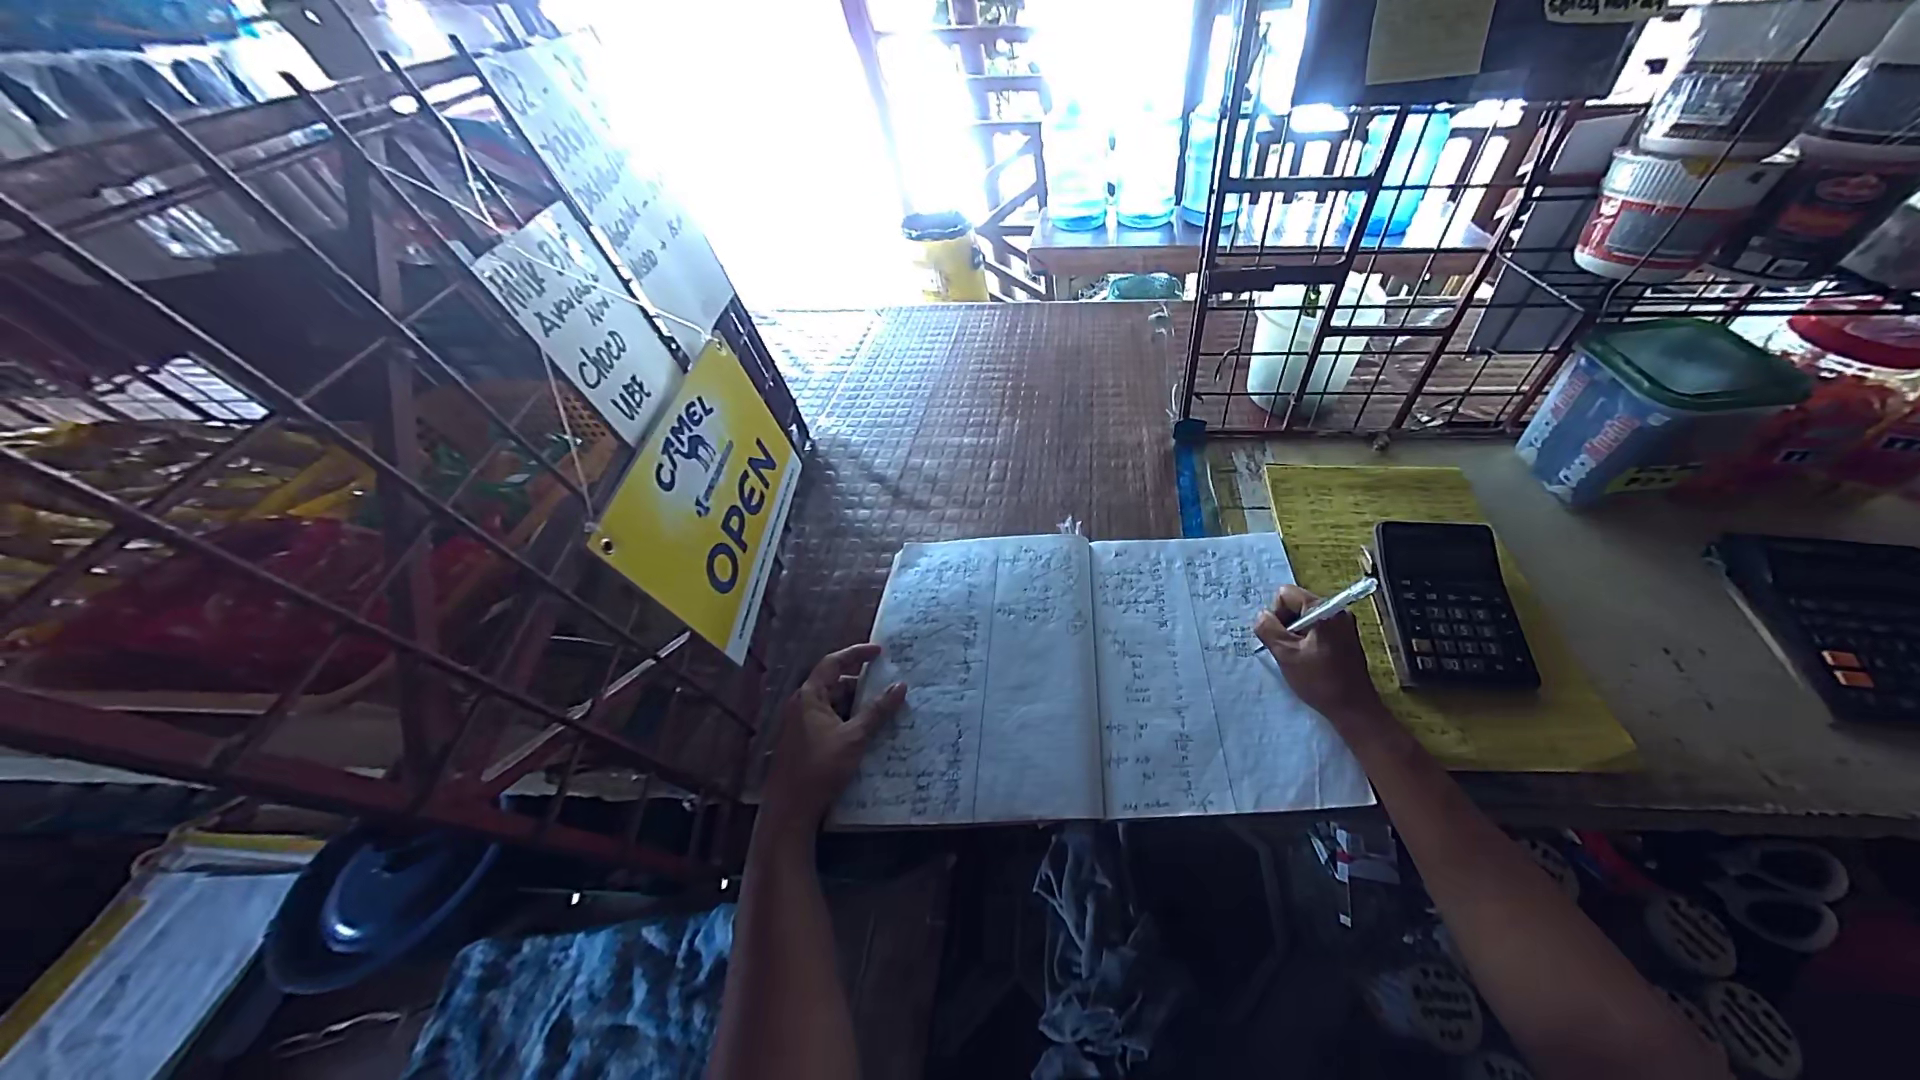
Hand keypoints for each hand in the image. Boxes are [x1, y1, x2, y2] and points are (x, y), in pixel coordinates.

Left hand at [762, 643, 906, 834]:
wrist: (791, 809)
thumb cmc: (820, 768)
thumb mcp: (855, 737)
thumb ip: (878, 711)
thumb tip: (900, 686)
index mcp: (809, 696)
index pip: (833, 663)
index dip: (856, 653)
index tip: (880, 652)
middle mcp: (802, 704)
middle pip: (834, 683)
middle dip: (861, 683)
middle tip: (887, 685)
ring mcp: (800, 723)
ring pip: (833, 703)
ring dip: (856, 704)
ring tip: (882, 708)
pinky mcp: (804, 740)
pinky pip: (829, 719)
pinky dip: (848, 718)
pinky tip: (866, 730)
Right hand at [1253, 585, 1383, 719]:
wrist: (1353, 709)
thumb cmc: (1319, 680)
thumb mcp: (1285, 654)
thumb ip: (1268, 629)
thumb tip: (1261, 616)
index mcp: (1323, 609)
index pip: (1286, 594)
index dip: (1276, 614)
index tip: (1282, 638)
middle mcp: (1336, 611)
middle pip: (1296, 604)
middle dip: (1286, 624)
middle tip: (1288, 650)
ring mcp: (1343, 624)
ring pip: (1304, 618)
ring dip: (1295, 635)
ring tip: (1299, 658)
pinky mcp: (1345, 637)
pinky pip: (1316, 628)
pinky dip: (1306, 641)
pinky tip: (1309, 660)